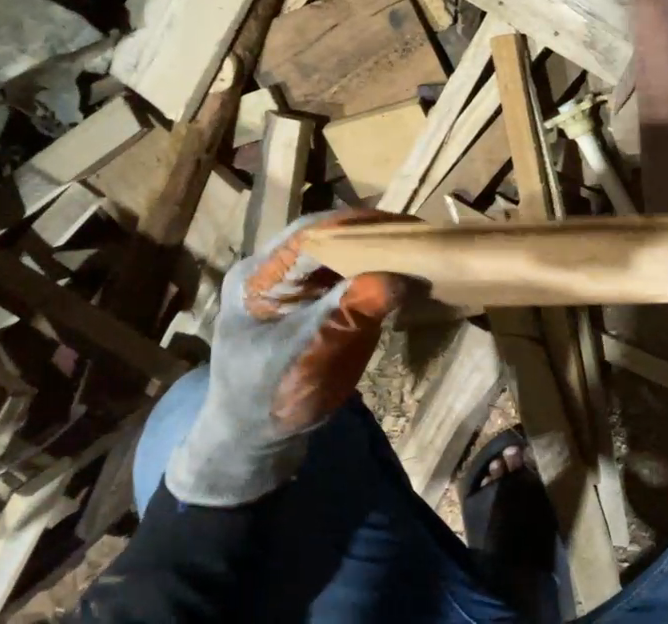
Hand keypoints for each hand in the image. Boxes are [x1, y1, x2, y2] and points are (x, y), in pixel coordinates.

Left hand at [165, 209, 412, 506]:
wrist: (250, 442)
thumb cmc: (269, 399)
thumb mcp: (309, 356)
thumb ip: (348, 314)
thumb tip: (397, 278)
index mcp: (256, 277)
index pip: (312, 233)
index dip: (358, 225)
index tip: (404, 226)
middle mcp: (271, 270)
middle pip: (326, 235)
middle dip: (371, 232)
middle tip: (418, 234)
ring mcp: (289, 284)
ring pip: (336, 249)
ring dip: (374, 247)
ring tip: (416, 246)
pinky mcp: (309, 300)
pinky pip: (342, 272)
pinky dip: (371, 268)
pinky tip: (399, 271)